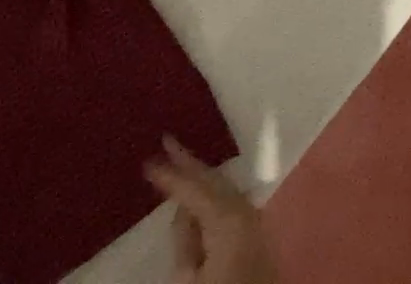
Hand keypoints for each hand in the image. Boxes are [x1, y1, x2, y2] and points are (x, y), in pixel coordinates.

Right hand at [146, 137, 276, 283]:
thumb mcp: (187, 278)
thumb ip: (184, 239)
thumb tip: (184, 212)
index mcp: (226, 221)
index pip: (191, 188)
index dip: (169, 175)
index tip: (147, 162)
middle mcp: (246, 216)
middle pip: (215, 181)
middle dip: (191, 162)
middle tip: (168, 141)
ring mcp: (259, 229)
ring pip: (228, 190)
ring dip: (206, 175)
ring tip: (184, 160)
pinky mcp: (263, 244)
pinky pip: (237, 204)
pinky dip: (219, 193)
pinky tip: (208, 192)